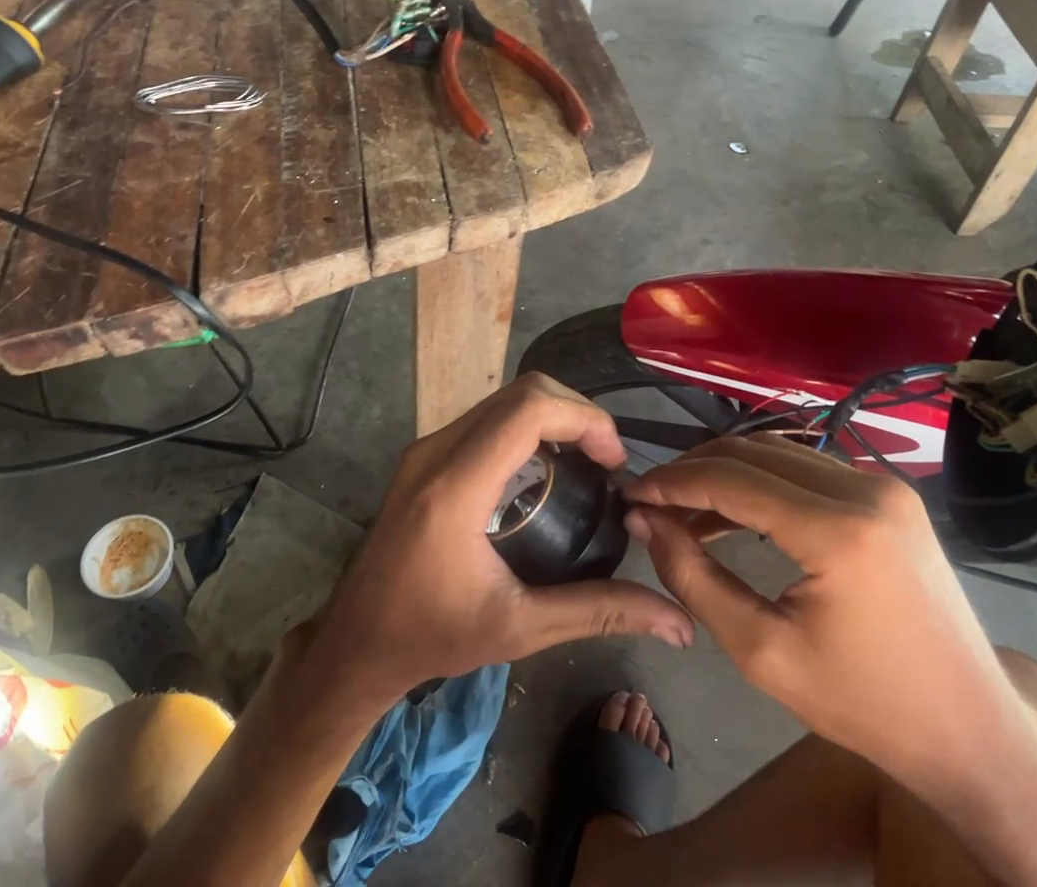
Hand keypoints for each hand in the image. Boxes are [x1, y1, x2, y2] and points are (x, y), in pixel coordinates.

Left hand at [308, 374, 694, 701]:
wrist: (357, 642)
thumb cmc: (432, 636)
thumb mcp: (521, 628)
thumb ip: (600, 611)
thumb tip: (679, 621)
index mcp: (455, 486)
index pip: (528, 410)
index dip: (585, 419)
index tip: (614, 461)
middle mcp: (435, 453)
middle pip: (519, 394)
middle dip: (575, 414)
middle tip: (607, 464)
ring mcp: (424, 452)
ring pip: (500, 401)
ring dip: (550, 419)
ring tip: (585, 468)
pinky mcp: (421, 460)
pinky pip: (483, 421)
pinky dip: (524, 430)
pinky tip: (545, 475)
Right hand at [623, 434, 1036, 796]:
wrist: (970, 727)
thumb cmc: (861, 702)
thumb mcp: (760, 650)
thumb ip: (692, 576)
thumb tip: (643, 521)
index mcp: (836, 530)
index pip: (730, 478)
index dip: (671, 482)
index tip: (628, 494)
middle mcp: (866, 490)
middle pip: (753, 452)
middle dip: (692, 471)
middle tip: (649, 502)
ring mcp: (887, 488)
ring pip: (781, 454)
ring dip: (726, 473)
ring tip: (682, 511)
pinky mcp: (893, 499)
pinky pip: (810, 471)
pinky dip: (763, 482)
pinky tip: (733, 514)